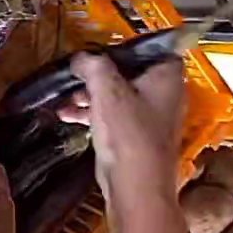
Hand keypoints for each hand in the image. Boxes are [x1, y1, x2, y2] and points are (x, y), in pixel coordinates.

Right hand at [56, 54, 185, 198]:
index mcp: (166, 78)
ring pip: (118, 96)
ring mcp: (150, 118)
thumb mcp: (106, 90)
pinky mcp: (135, 138)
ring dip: (92, 94)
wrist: (134, 184)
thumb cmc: (129, 135)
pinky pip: (112, 117)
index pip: (152, 49)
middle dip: (100, 74)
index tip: (102, 48)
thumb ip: (93, 67)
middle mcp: (164, 96)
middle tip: (78, 74)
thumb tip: (81, 59)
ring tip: (67, 97)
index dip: (126, 47)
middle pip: (130, 73)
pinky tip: (68, 115)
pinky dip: (93, 113)